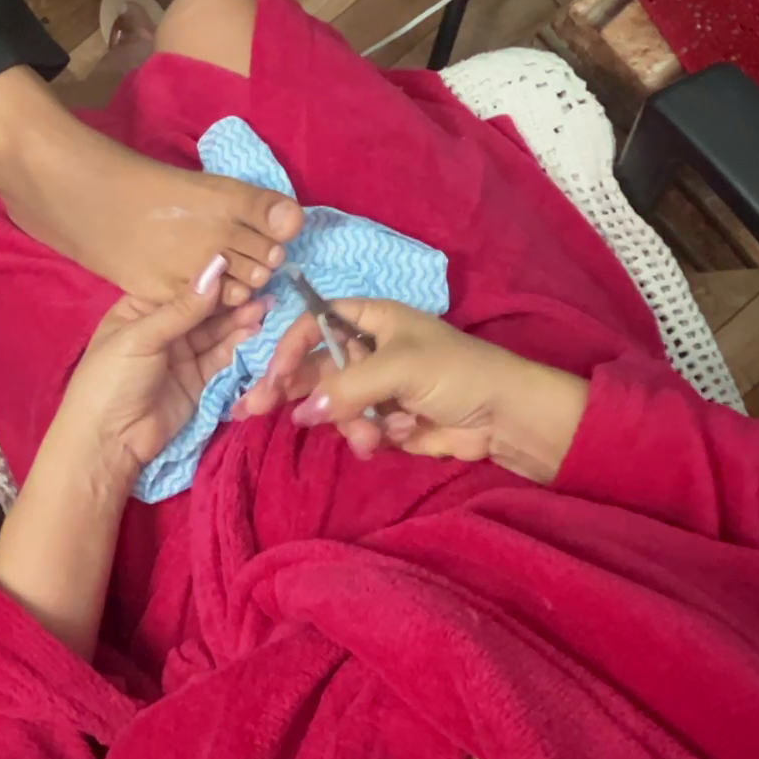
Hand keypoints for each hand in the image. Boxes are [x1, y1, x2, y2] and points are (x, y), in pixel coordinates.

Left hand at [43, 255, 267, 486]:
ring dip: (240, 321)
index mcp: (140, 309)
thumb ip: (182, 308)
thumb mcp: (141, 337)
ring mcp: (182, 355)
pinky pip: (222, 359)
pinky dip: (239, 347)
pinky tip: (256, 332)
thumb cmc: (111, 380)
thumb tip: (215, 270)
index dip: (210, 279)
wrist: (107, 442)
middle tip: (263, 287)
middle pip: (203, 310)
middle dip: (232, 300)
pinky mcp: (198, 381)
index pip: (182, 287)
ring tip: (267, 308)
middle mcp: (164, 328)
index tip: (242, 268)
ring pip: (216, 333)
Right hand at [231, 300, 588, 482]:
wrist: (506, 417)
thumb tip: (303, 411)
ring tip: (374, 437)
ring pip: (333, 405)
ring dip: (348, 423)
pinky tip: (391, 439)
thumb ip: (349, 386)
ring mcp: (375, 386)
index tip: (273, 379)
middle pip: (314, 367)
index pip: (315, 324)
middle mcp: (367, 349)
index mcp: (371, 319)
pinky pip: (355, 428)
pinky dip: (368, 437)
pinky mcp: (385, 420)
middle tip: (252, 412)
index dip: (289, 349)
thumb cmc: (457, 372)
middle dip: (291, 392)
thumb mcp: (401, 367)